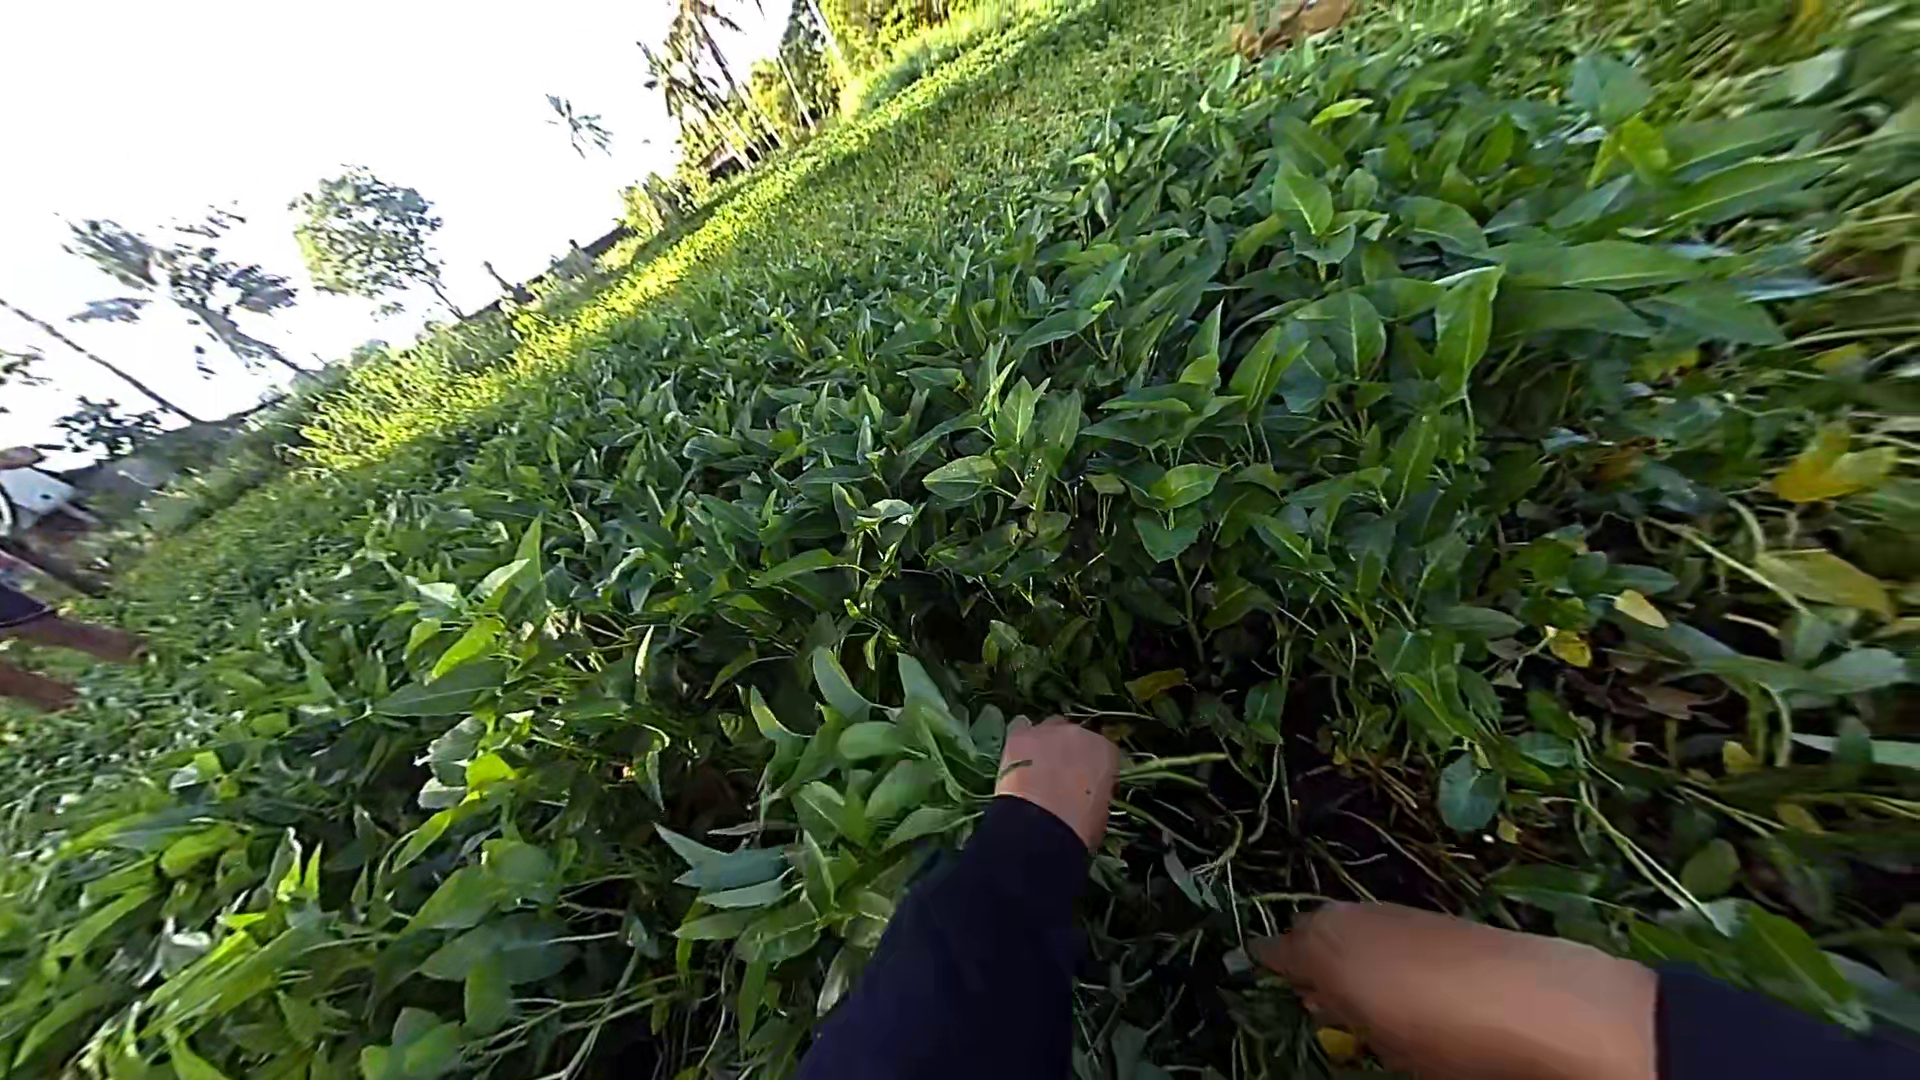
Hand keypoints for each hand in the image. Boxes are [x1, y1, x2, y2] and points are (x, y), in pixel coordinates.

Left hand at [995, 716, 1118, 848]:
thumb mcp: (1101, 811)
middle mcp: (1078, 733)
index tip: (1088, 785)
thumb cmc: (1079, 828)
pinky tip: (1018, 756)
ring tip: (1037, 767)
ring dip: (1047, 743)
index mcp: (1105, 752)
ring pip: (1049, 728)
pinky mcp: (1020, 735)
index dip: (1095, 769)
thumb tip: (1086, 794)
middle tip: (1061, 777)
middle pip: (1075, 736)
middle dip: (1070, 752)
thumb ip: (1096, 791)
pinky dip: (1022, 739)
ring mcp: (1047, 731)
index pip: (1104, 752)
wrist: (1041, 827)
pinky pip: (1021, 727)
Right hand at [1252, 903, 1656, 1079]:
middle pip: (1304, 932)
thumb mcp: (1391, 1051)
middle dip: (1306, 958)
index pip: (1274, 952)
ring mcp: (1377, 910)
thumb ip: (1346, 1017)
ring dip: (1341, 951)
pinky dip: (1373, 946)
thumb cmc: (1453, 1046)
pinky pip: (1373, 925)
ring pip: (1340, 925)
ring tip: (1366, 990)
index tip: (1268, 977)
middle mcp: (1338, 920)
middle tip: (1321, 995)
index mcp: (1320, 953)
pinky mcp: (1414, 911)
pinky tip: (1404, 977)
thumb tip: (1320, 998)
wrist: (1544, 1005)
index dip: (1269, 966)